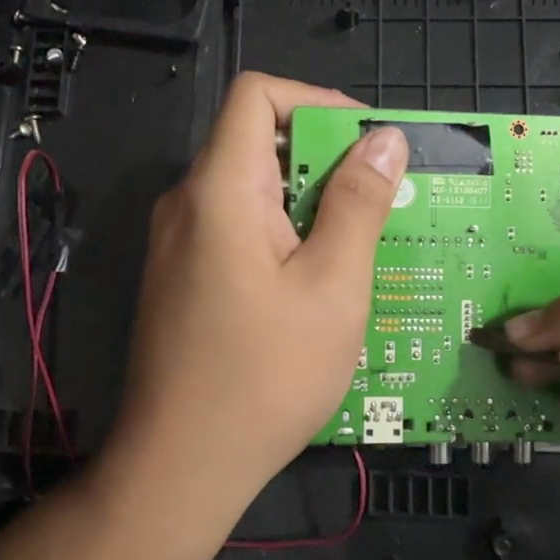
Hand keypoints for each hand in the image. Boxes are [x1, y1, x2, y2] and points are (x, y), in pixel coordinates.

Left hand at [102, 73, 408, 503]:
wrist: (180, 465)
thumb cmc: (265, 376)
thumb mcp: (332, 287)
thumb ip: (358, 203)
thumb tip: (384, 138)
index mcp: (219, 189)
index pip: (257, 94)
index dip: (316, 101)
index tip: (369, 143)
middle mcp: (186, 202)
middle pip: (256, 142)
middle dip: (324, 160)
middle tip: (381, 204)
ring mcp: (176, 243)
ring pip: (249, 190)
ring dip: (307, 204)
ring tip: (359, 248)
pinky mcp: (179, 278)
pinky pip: (234, 230)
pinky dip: (280, 235)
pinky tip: (316, 285)